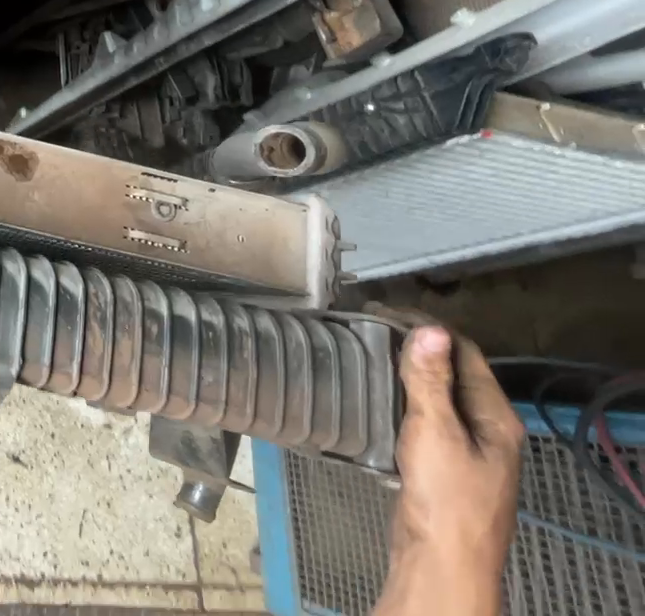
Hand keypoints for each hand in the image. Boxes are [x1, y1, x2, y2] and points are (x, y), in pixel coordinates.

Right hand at [374, 325, 522, 615]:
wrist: (442, 553)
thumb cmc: (444, 491)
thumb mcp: (433, 430)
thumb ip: (428, 381)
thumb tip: (430, 330)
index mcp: (495, 416)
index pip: (465, 353)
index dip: (427, 327)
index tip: (380, 309)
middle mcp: (488, 426)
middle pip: (453, 371)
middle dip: (415, 344)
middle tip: (366, 325)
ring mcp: (468, 445)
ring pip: (438, 392)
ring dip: (407, 369)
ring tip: (365, 350)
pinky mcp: (445, 459)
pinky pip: (426, 412)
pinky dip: (403, 393)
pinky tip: (376, 393)